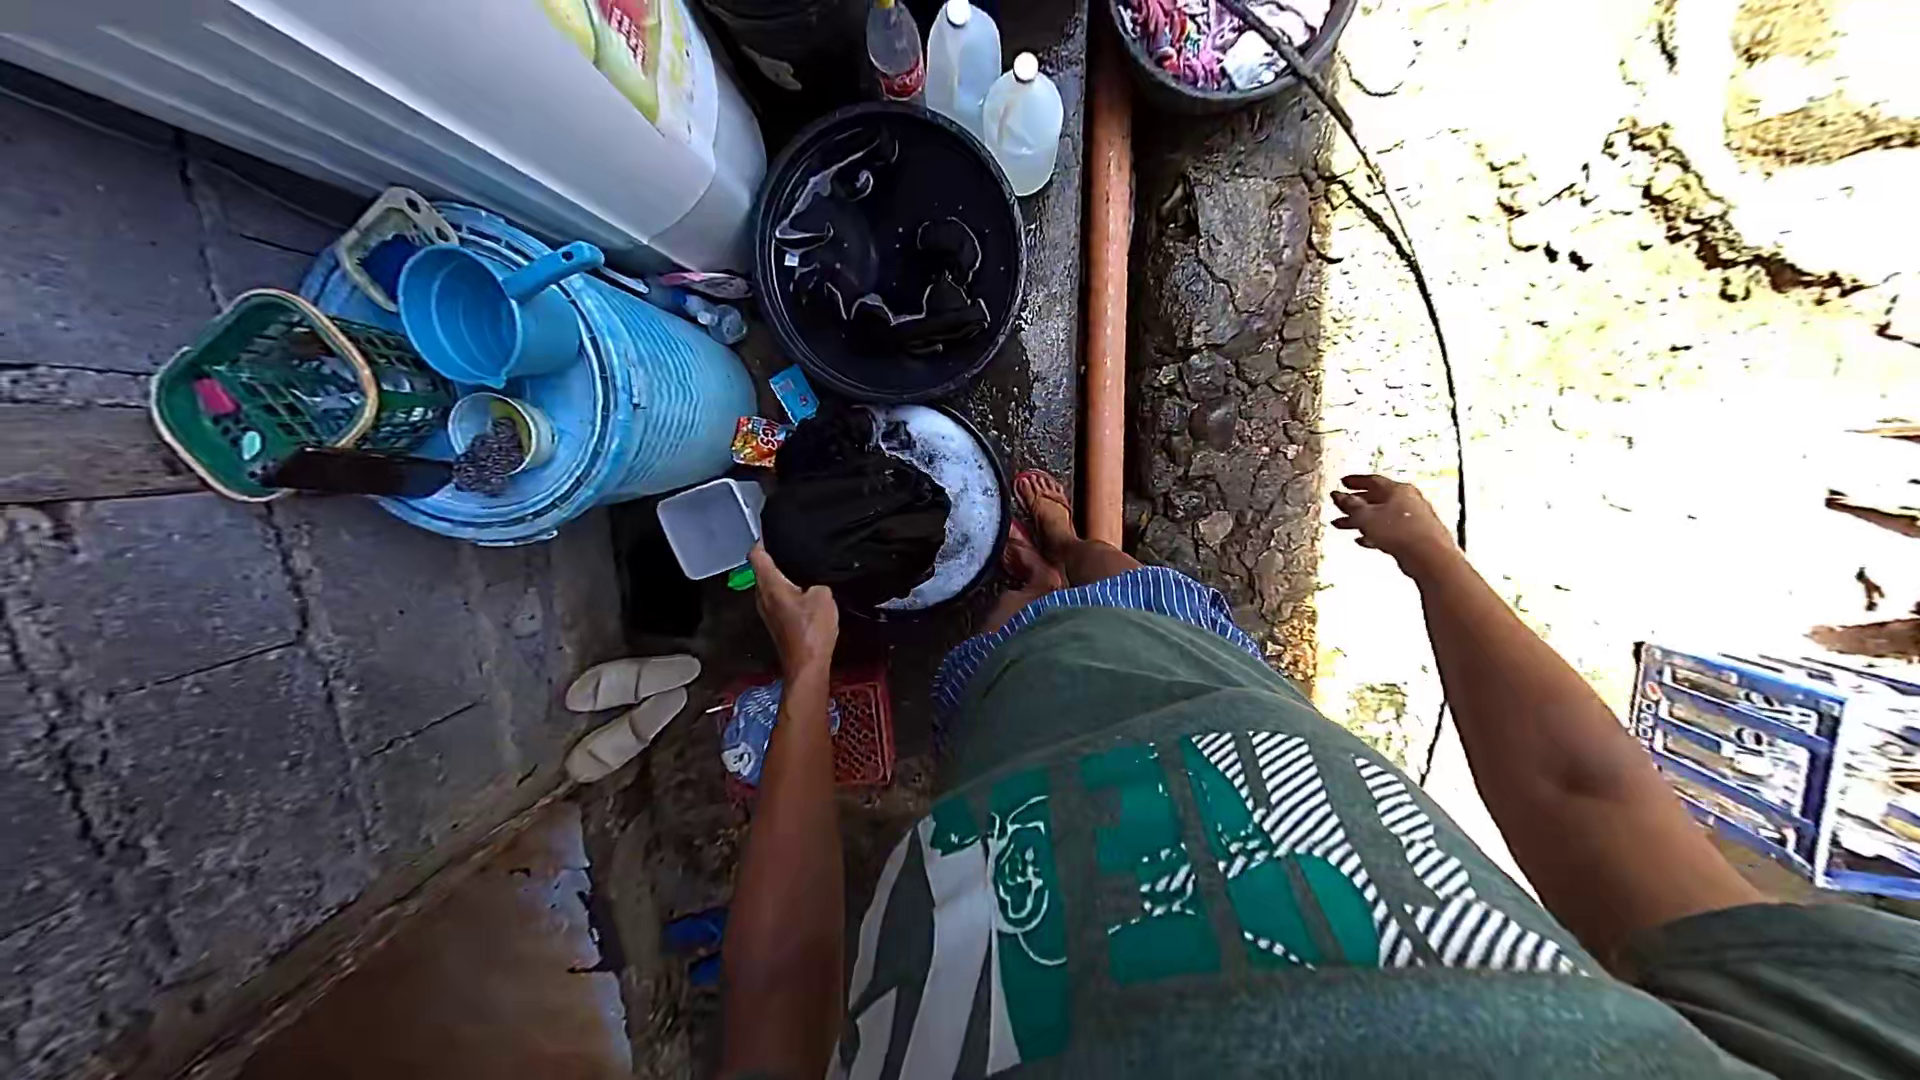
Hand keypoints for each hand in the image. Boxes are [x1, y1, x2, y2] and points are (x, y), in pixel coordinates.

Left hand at [748, 544, 838, 677]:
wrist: (808, 665)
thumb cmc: (812, 629)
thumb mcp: (823, 596)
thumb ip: (817, 580)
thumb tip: (813, 579)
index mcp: (770, 585)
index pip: (757, 554)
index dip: (763, 538)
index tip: (775, 529)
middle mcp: (762, 596)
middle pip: (762, 568)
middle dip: (776, 555)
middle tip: (795, 543)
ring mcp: (766, 610)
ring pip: (769, 583)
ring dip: (782, 573)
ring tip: (801, 563)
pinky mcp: (775, 621)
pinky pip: (777, 596)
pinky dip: (787, 588)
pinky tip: (804, 588)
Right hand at [1330, 474, 1457, 575]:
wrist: (1428, 556)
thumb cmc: (1402, 532)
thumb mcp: (1364, 516)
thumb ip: (1349, 505)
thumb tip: (1339, 496)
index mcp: (1398, 490)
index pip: (1372, 480)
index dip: (1355, 481)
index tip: (1344, 482)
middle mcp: (1409, 500)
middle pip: (1377, 498)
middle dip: (1356, 503)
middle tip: (1342, 504)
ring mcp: (1414, 518)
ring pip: (1382, 515)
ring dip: (1361, 520)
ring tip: (1344, 525)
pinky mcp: (1415, 535)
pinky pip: (1390, 530)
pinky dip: (1375, 533)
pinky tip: (1364, 539)